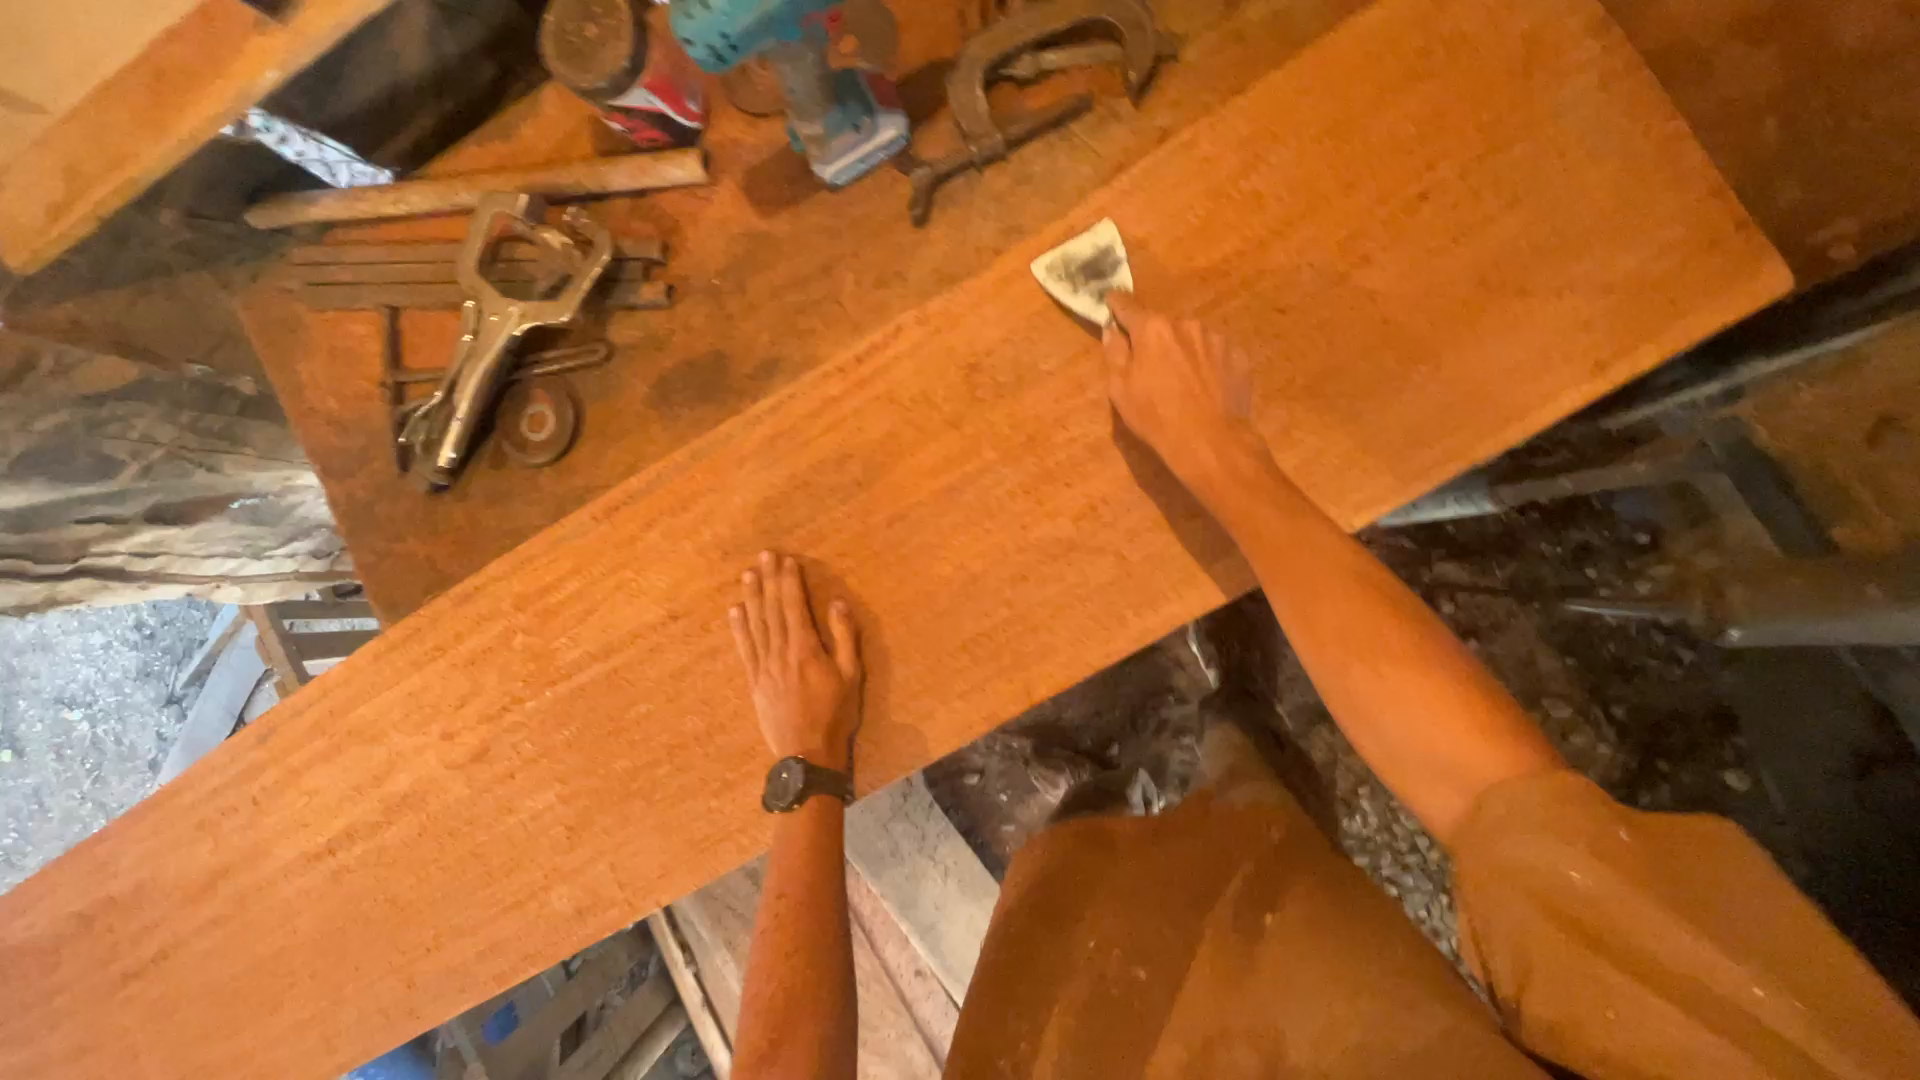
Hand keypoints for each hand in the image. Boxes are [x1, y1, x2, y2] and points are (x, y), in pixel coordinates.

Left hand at [729, 551, 861, 771]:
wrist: (807, 753)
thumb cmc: (835, 713)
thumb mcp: (851, 675)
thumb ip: (844, 637)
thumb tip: (837, 603)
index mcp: (805, 648)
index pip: (794, 606)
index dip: (790, 581)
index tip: (787, 560)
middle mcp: (780, 652)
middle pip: (772, 609)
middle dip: (769, 580)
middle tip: (764, 555)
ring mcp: (764, 666)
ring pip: (756, 624)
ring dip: (752, 597)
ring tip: (748, 574)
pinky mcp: (754, 681)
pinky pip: (745, 648)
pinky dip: (739, 627)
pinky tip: (735, 611)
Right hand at [1104, 292, 1266, 492]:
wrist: (1210, 440)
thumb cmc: (1156, 416)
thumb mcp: (1120, 390)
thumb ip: (1114, 353)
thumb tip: (1112, 330)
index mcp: (1152, 329)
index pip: (1128, 307)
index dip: (1117, 305)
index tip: (1111, 302)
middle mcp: (1186, 324)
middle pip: (1163, 326)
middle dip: (1155, 340)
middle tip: (1152, 368)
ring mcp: (1216, 339)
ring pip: (1192, 339)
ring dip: (1184, 352)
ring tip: (1184, 383)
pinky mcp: (1238, 356)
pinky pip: (1215, 354)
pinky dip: (1207, 365)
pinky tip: (1205, 389)